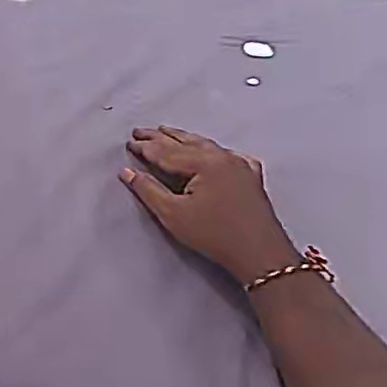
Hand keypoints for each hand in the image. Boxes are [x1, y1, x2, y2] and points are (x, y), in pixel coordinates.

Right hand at [120, 127, 301, 283]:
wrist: (259, 254)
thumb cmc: (214, 234)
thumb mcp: (172, 214)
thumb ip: (147, 189)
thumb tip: (127, 172)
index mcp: (203, 162)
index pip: (166, 151)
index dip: (145, 147)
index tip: (129, 143)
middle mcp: (222, 157)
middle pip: (185, 143)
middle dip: (161, 138)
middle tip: (140, 132)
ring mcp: (240, 165)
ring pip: (206, 145)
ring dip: (184, 139)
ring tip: (167, 132)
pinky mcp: (251, 178)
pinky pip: (229, 156)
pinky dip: (214, 151)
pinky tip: (214, 152)